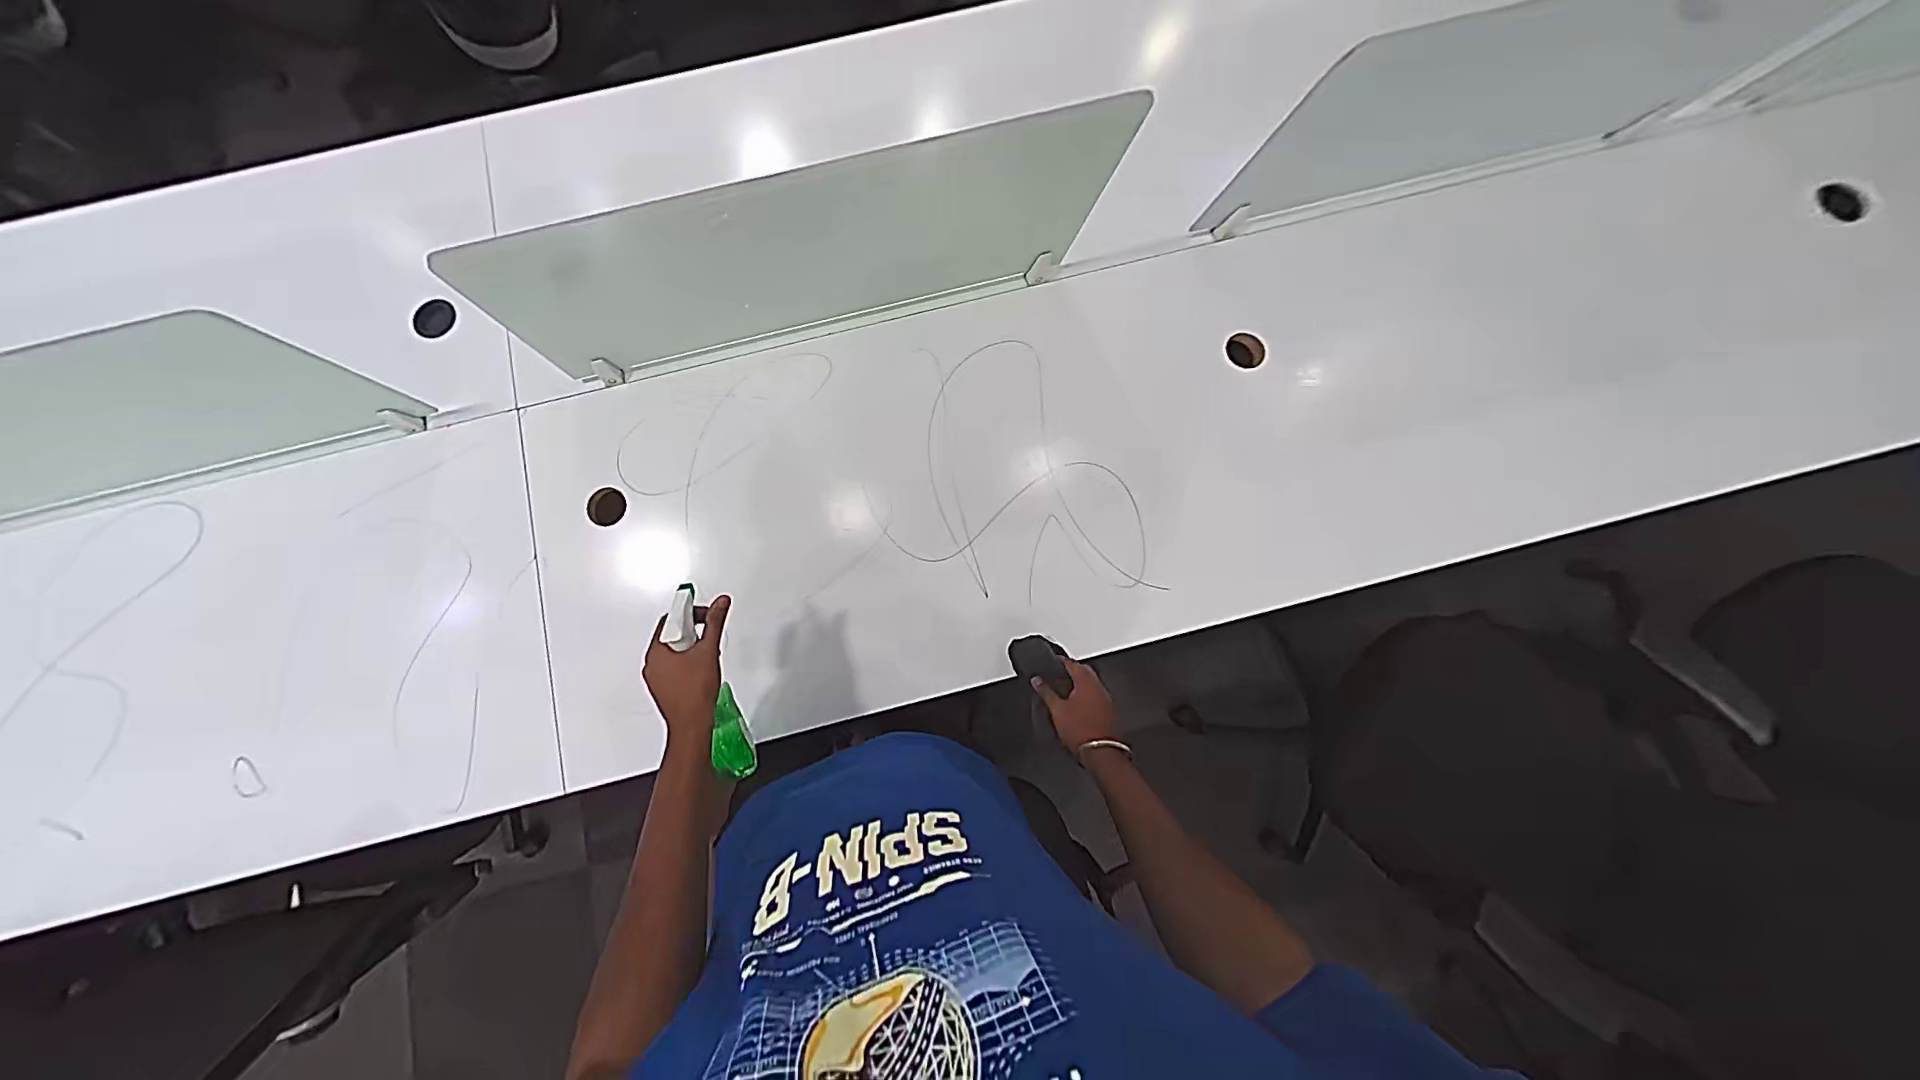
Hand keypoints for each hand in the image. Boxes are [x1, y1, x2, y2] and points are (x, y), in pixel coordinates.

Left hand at [643, 594, 730, 743]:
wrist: (692, 724)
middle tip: (708, 635)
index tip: (705, 614)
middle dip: (692, 631)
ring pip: (672, 652)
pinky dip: (686, 662)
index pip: (670, 620)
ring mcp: (656, 678)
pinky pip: (672, 667)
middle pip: (671, 635)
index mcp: (657, 651)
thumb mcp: (709, 650)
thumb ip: (715, 623)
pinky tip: (701, 669)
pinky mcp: (663, 688)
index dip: (690, 613)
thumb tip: (720, 603)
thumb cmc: (695, 693)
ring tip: (707, 654)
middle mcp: (652, 664)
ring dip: (690, 647)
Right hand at [1031, 657, 1119, 753]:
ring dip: (1080, 683)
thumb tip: (1037, 680)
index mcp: (1086, 682)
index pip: (1072, 663)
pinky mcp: (1109, 711)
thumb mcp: (1057, 710)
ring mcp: (1106, 699)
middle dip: (1072, 670)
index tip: (1054, 661)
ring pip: (1092, 683)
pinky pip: (1097, 696)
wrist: (1100, 752)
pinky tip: (1079, 704)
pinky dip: (1087, 695)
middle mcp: (1098, 687)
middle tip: (1060, 673)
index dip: (1061, 661)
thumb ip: (1046, 692)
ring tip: (1066, 689)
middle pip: (1084, 671)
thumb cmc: (1081, 731)